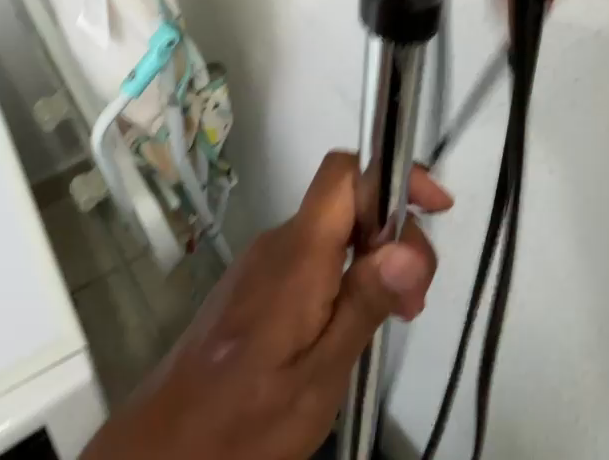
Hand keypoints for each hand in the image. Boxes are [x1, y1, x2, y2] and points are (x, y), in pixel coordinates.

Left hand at [81, 152, 451, 459]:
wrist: (173, 436)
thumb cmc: (249, 413)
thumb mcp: (321, 371)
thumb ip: (364, 303)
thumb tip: (410, 248)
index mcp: (298, 254)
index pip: (343, 174)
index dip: (393, 174)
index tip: (436, 207)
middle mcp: (278, 243)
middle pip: (346, 204)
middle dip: (393, 235)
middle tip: (412, 302)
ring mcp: (264, 261)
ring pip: (332, 232)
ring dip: (372, 259)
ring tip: (391, 318)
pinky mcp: (256, 282)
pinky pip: (311, 256)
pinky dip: (345, 273)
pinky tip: (353, 321)